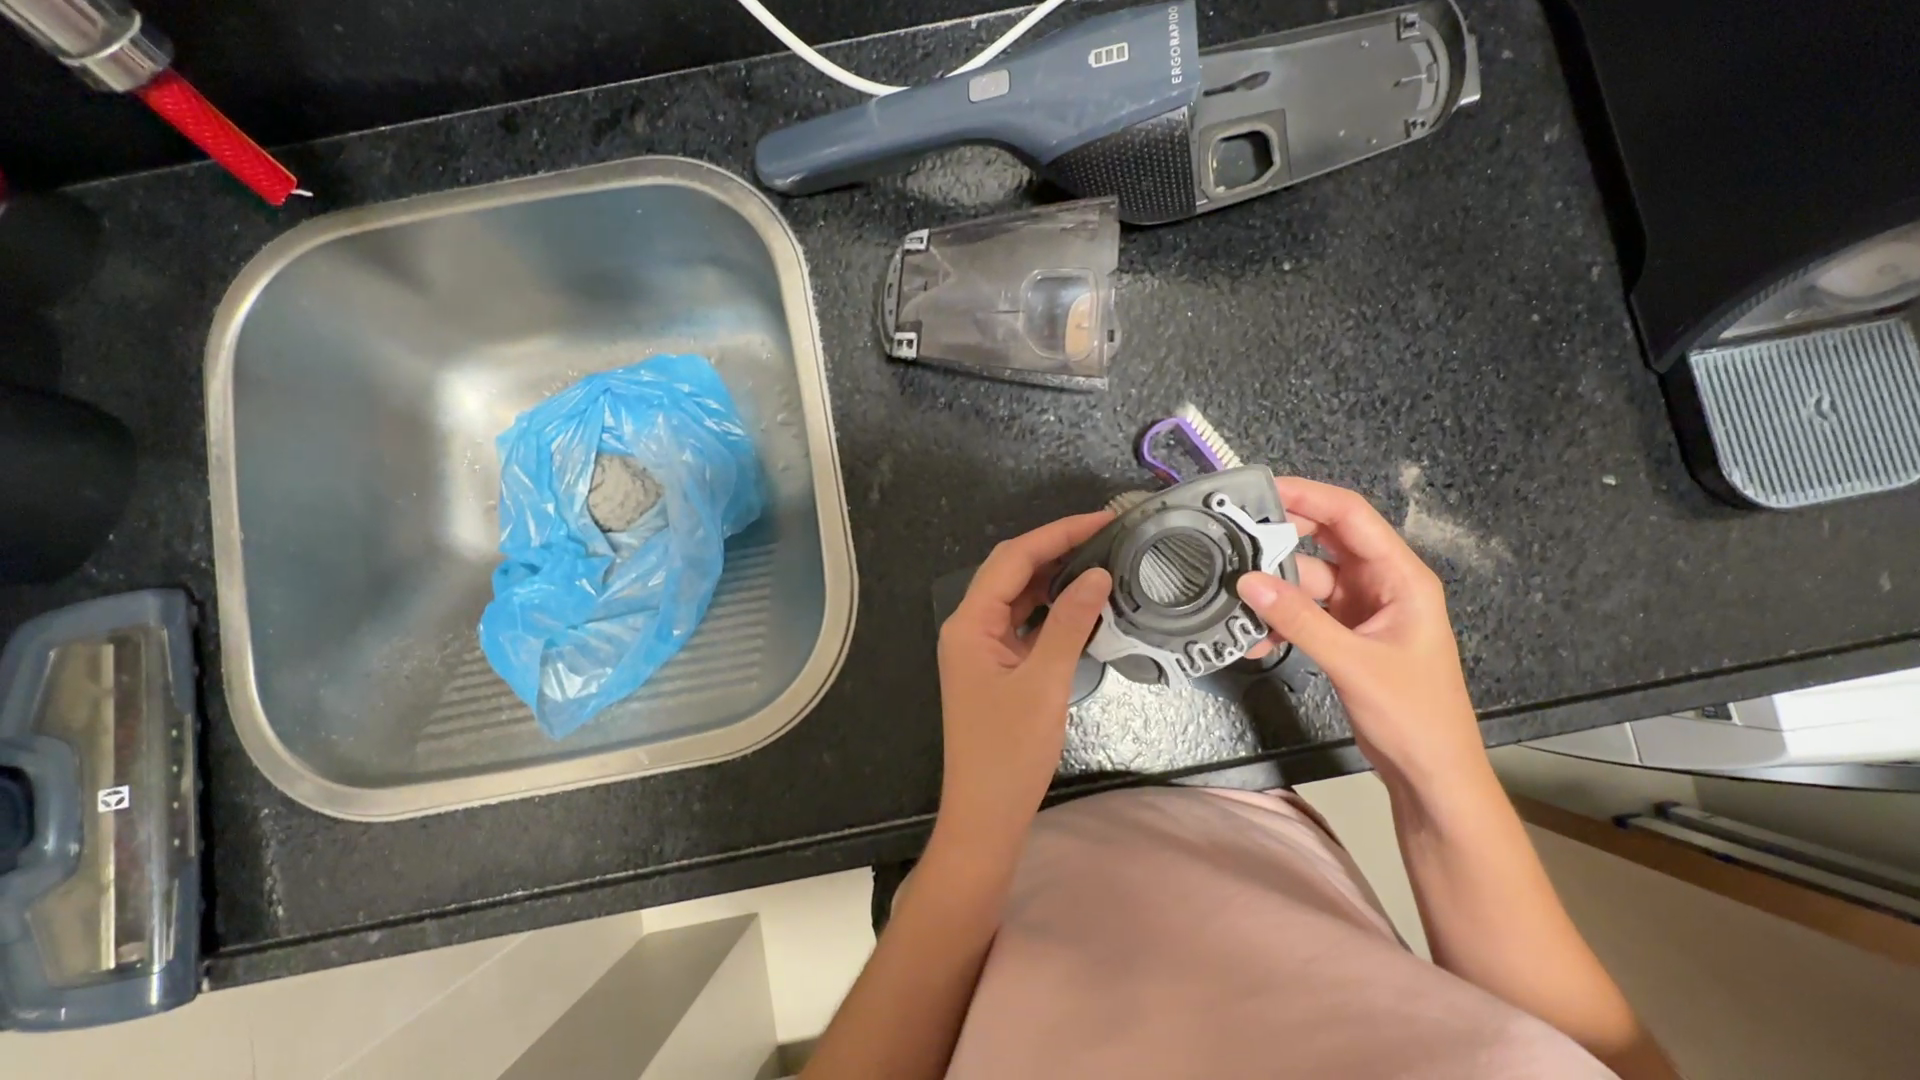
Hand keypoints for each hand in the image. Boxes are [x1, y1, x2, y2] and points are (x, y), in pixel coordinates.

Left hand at [934, 512, 1113, 846]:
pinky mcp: (996, 668)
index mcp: (969, 623)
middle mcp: (969, 627)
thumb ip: (1070, 624)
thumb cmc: (1010, 751)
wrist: (986, 813)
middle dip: (1056, 548)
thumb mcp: (1044, 682)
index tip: (1102, 520)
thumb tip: (1097, 575)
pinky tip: (1083, 604)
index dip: (1057, 533)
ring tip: (1101, 560)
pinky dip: (1052, 610)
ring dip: (1055, 577)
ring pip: (1019, 597)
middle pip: (1012, 571)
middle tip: (1107, 535)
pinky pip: (1024, 624)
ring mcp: (981, 648)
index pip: (1013, 559)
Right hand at [1234, 477, 1484, 779]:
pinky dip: (1278, 622)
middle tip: (1232, 536)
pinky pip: (1303, 614)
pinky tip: (1252, 639)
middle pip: (1324, 543)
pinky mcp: (1345, 635)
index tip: (1261, 490)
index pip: (1351, 517)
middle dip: (1280, 539)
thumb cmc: (1413, 714)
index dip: (1308, 496)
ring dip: (1273, 590)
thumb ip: (1299, 620)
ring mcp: (1361, 610)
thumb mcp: (1354, 662)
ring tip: (1233, 597)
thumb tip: (1247, 582)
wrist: (1431, 773)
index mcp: (1401, 577)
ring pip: (1307, 582)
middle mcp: (1380, 584)